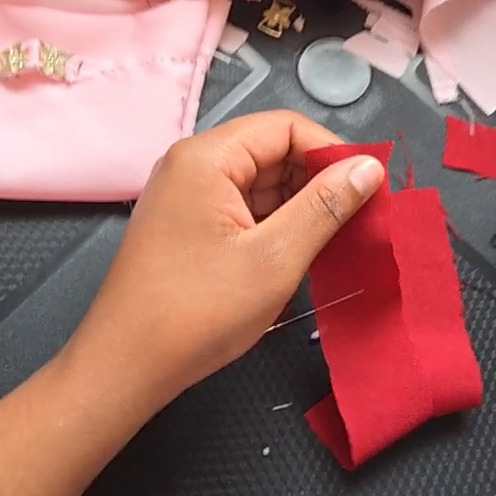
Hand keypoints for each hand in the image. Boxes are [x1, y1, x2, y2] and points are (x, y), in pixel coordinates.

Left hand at [62, 111, 385, 415]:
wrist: (124, 368)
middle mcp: (194, 164)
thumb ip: (326, 206)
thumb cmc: (197, 312)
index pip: (286, 127)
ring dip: (300, 206)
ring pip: (262, 181)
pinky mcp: (189, 223)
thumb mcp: (274, 259)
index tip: (369, 190)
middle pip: (273, 151)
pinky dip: (276, 224)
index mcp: (208, 157)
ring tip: (337, 240)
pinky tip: (300, 252)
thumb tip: (370, 167)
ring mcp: (188, 194)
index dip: (332, 152)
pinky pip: (244, 206)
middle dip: (318, 181)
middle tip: (360, 220)